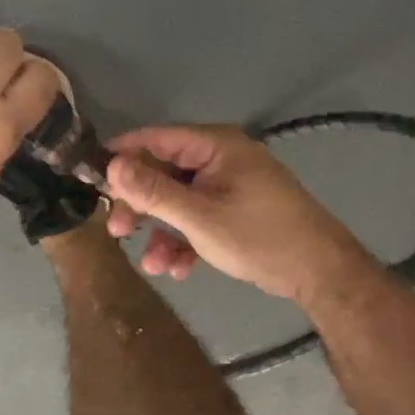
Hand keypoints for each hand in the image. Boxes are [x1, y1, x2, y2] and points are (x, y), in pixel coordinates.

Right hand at [104, 125, 382, 300]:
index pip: (154, 139)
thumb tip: (111, 166)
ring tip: (151, 264)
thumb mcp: (198, 218)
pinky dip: (183, 239)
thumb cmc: (260, 238)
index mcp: (215, 145)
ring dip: (160, 231)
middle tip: (117, 231)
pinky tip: (177, 268)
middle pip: (162, 172)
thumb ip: (152, 191)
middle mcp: (221, 157)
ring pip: (177, 200)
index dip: (121, 158)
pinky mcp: (236, 208)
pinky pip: (197, 216)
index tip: (92, 181)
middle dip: (139, 205)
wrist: (322, 275)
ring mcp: (230, 184)